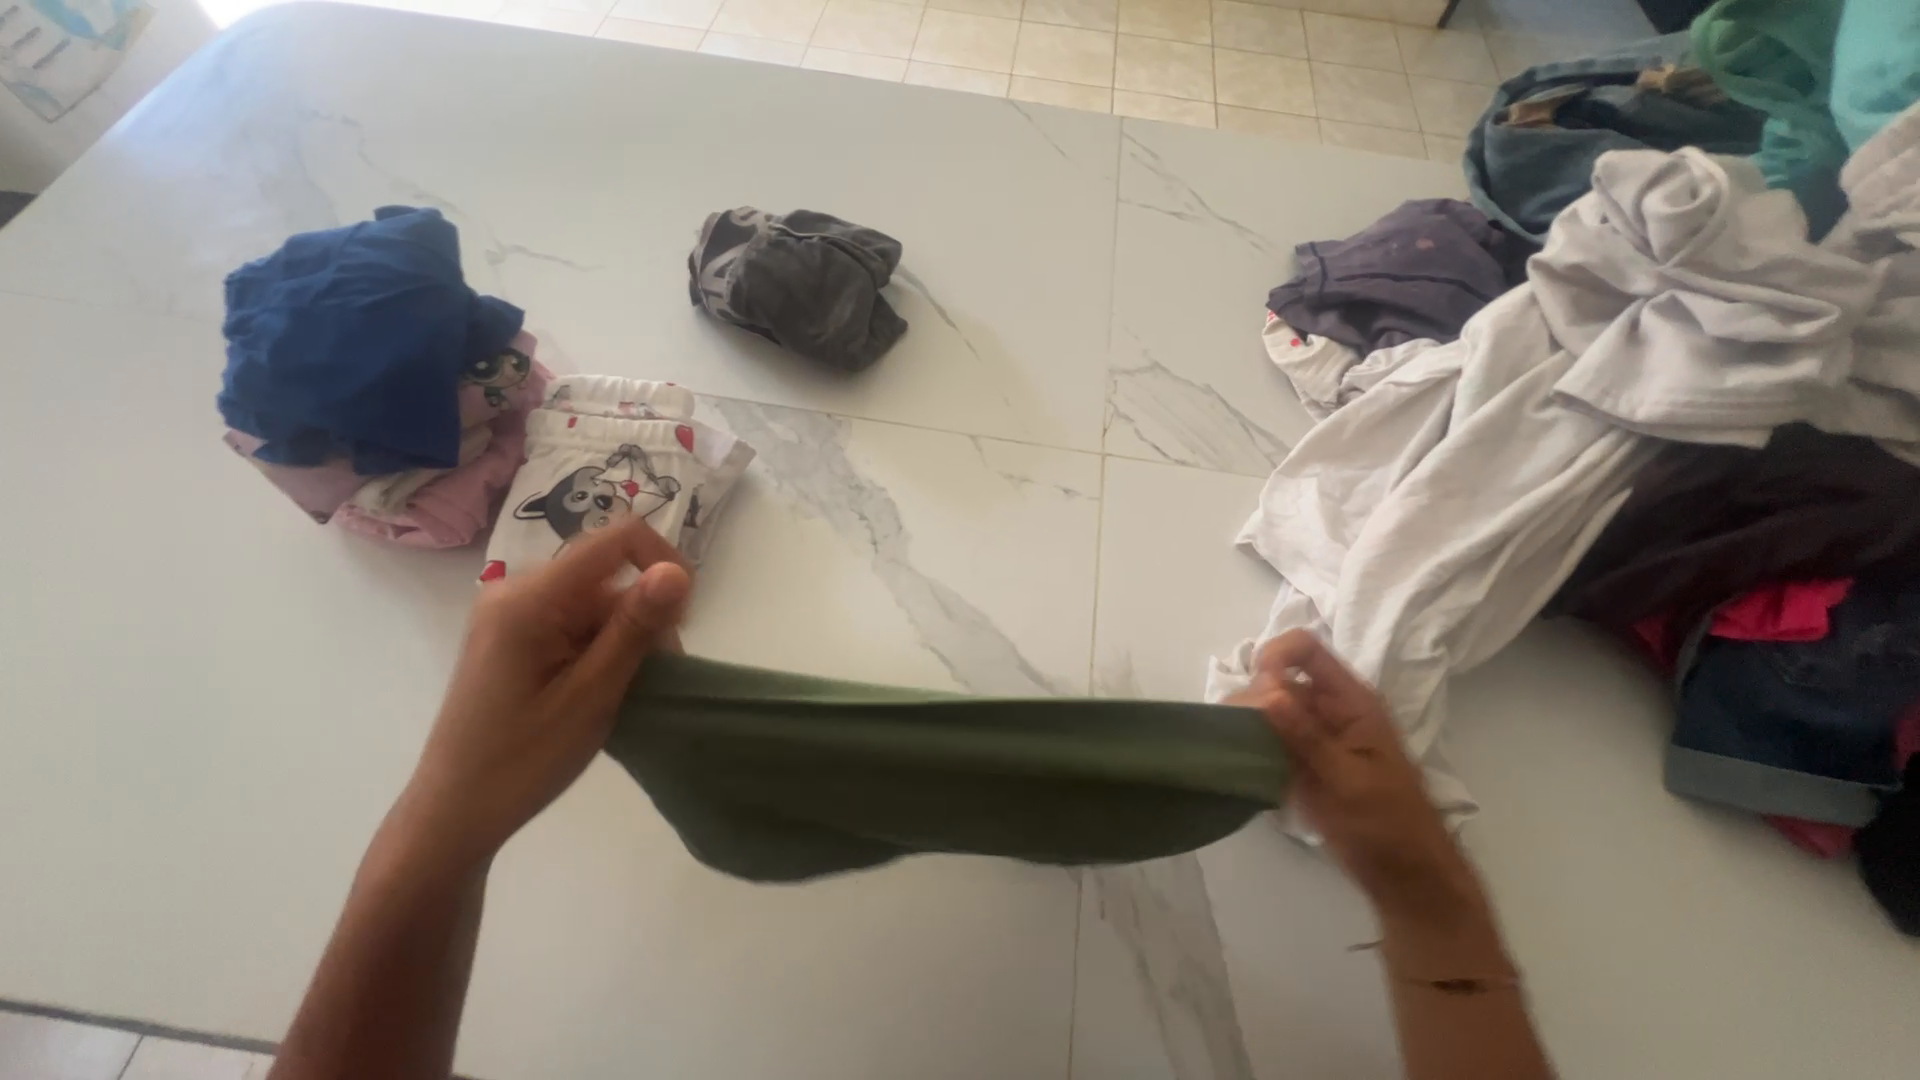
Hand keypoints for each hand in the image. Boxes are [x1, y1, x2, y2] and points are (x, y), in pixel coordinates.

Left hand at [395, 519, 692, 866]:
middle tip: (654, 676)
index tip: (683, 619)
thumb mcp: (591, 695)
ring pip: (600, 599)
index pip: (617, 540)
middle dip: (646, 616)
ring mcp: (513, 613)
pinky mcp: (516, 635)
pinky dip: (605, 647)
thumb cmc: (522, 761)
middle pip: (611, 574)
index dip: (663, 563)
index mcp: (530, 598)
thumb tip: (679, 570)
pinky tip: (605, 687)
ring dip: (629, 637)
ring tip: (628, 691)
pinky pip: (579, 619)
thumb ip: (635, 628)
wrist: (452, 817)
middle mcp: (517, 590)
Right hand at [1231, 630, 1487, 929]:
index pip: (1304, 649)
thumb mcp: (1349, 780)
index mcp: (1349, 701)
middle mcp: (1326, 710)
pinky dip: (1246, 745)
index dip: (1275, 657)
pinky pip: (1263, 739)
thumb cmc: (1390, 825)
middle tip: (1243, 736)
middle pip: (1275, 679)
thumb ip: (1306, 736)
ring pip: (1263, 709)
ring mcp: (1309, 736)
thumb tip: (1266, 692)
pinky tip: (1235, 763)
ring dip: (1243, 722)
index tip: (1258, 693)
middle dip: (1252, 698)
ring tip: (1233, 750)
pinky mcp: (1296, 762)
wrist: (1405, 878)